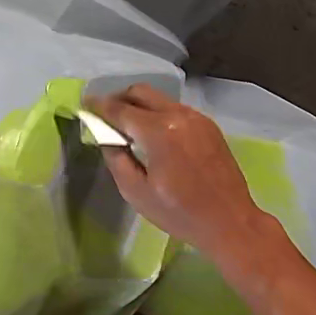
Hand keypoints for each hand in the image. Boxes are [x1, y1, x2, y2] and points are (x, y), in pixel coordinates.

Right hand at [88, 85, 275, 260]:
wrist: (231, 222)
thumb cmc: (179, 213)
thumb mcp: (135, 191)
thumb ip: (115, 158)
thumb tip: (106, 137)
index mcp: (158, 132)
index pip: (120, 109)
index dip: (99, 106)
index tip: (84, 104)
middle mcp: (178, 115)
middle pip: (140, 92)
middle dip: (119, 99)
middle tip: (105, 114)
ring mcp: (197, 118)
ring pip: (159, 99)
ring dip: (139, 105)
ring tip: (128, 126)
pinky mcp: (208, 125)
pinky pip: (175, 109)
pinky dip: (158, 113)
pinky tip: (153, 134)